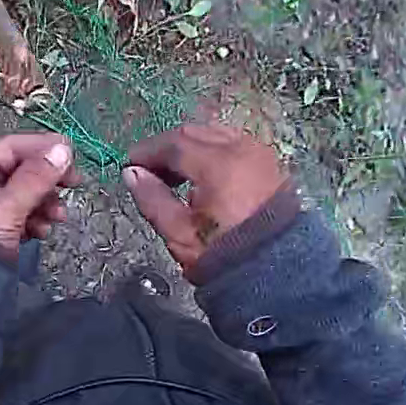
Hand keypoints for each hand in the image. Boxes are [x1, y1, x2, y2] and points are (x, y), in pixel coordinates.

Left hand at [0, 131, 79, 254]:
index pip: (11, 148)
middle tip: (74, 184)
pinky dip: (35, 220)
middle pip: (20, 171)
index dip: (42, 148)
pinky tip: (42, 231)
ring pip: (23, 195)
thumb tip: (63, 149)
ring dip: (44, 202)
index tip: (71, 155)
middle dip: (47, 179)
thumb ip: (36, 178)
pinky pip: (20, 216)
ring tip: (57, 217)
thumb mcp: (8, 207)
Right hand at [121, 124, 287, 268]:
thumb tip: (132, 173)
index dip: (147, 152)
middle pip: (195, 133)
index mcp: (218, 166)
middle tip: (148, 170)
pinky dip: (212, 151)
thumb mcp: (179, 234)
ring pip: (215, 134)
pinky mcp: (269, 163)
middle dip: (167, 147)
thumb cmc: (223, 256)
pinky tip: (202, 177)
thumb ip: (152, 199)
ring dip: (190, 147)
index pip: (174, 145)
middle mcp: (241, 149)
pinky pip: (233, 144)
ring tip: (174, 175)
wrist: (276, 272)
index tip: (129, 165)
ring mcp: (259, 154)